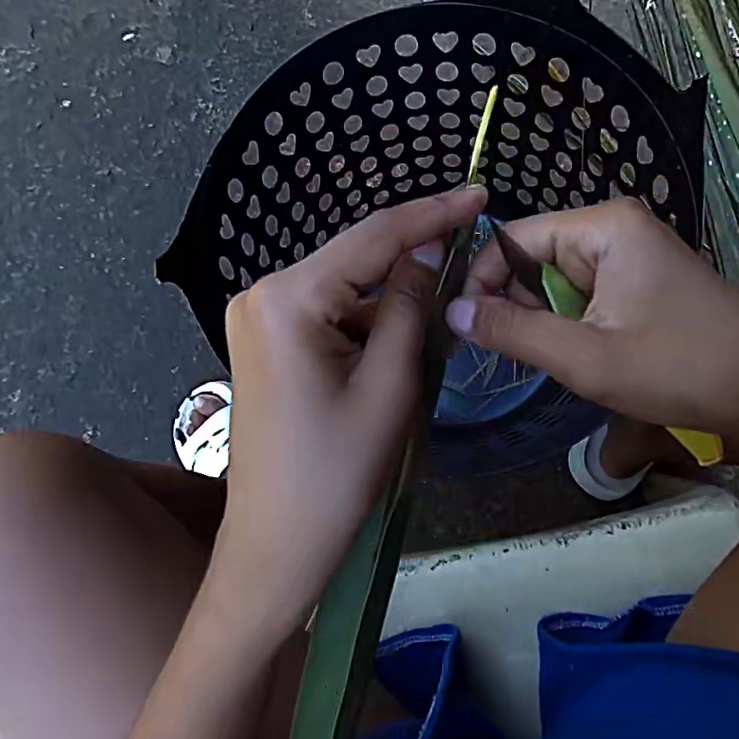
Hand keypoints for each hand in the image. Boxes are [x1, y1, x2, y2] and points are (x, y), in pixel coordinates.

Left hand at [207, 186, 485, 631]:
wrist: (278, 544)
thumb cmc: (337, 473)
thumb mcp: (388, 386)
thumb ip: (409, 307)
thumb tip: (429, 248)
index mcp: (287, 298)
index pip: (373, 237)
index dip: (432, 213)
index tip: (481, 193)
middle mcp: (261, 295)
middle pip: (354, 262)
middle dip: (412, 263)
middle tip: (471, 264)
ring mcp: (256, 321)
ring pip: (343, 293)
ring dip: (390, 304)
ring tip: (436, 330)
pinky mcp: (263, 346)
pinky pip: (326, 318)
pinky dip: (364, 326)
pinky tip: (395, 351)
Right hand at [449, 198, 738, 468]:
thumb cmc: (677, 369)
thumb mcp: (583, 356)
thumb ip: (511, 331)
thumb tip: (451, 311)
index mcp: (603, 226)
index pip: (513, 237)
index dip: (483, 280)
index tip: (466, 328)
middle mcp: (616, 229)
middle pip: (535, 258)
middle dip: (516, 305)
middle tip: (511, 354)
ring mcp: (633, 257)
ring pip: (558, 283)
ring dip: (545, 322)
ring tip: (553, 360)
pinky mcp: (644, 285)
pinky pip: (586, 298)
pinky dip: (571, 328)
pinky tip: (580, 358)